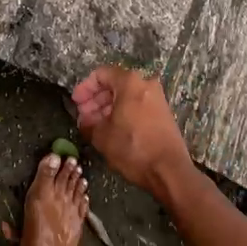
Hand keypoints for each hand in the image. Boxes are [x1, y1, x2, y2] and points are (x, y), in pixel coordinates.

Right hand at [71, 65, 192, 198]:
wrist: (170, 171)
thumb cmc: (133, 148)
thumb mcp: (102, 137)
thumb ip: (88, 124)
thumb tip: (84, 121)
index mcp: (129, 81)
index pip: (101, 74)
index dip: (84, 88)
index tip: (76, 103)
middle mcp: (145, 83)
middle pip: (114, 84)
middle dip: (96, 100)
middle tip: (84, 117)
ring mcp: (157, 98)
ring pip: (126, 96)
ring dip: (108, 108)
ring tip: (96, 126)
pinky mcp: (163, 114)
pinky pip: (137, 106)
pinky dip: (123, 114)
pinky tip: (114, 131)